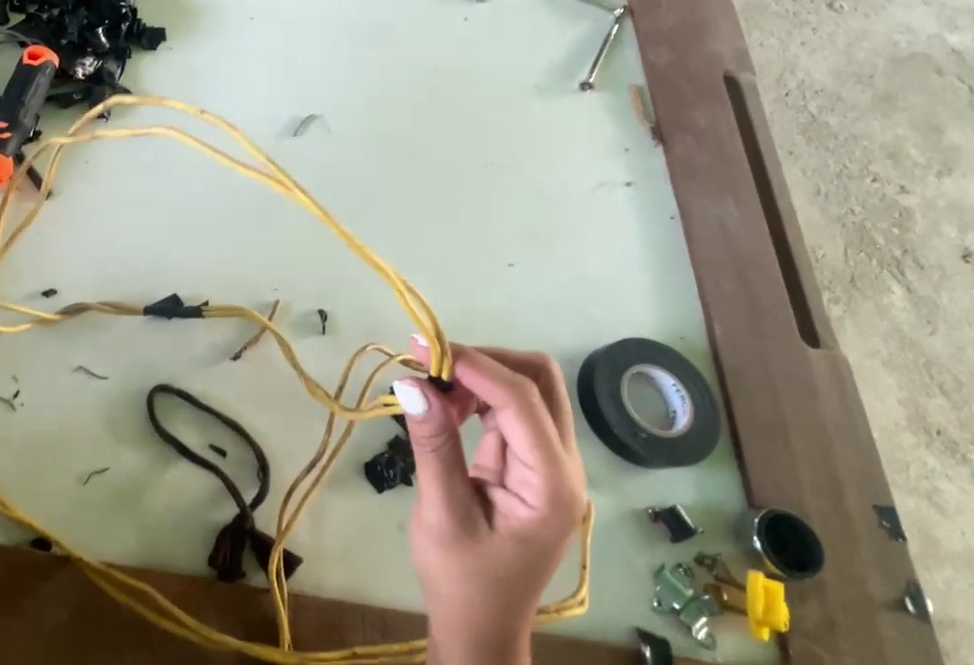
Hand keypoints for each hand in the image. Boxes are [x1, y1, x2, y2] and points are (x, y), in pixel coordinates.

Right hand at [392, 338, 587, 664]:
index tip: (421, 349)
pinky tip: (444, 404)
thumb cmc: (462, 578)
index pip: (521, 398)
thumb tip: (410, 382)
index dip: (473, 363)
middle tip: (428, 363)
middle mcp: (563, 464)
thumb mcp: (442, 512)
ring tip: (429, 384)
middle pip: (539, 380)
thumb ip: (433, 443)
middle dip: (485, 360)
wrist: (480, 625)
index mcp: (552, 482)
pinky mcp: (530, 463)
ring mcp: (550, 462)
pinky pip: (510, 410)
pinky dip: (476, 395)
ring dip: (478, 375)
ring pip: (526, 388)